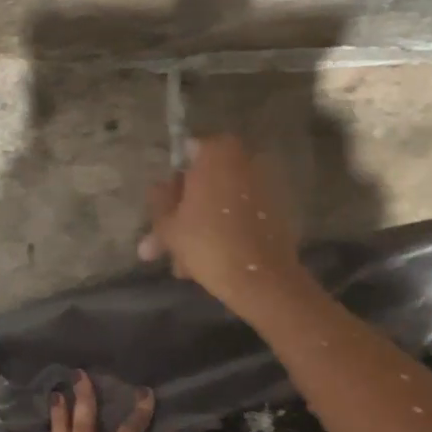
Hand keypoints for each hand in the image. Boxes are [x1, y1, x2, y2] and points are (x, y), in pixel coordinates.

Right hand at [139, 135, 303, 305]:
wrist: (261, 278)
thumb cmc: (208, 244)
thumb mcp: (170, 227)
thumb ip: (159, 205)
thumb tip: (155, 190)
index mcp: (218, 153)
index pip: (185, 155)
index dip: (170, 185)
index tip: (160, 212)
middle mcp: (245, 161)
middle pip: (204, 184)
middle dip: (183, 215)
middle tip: (164, 245)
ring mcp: (264, 187)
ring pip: (220, 205)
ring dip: (200, 230)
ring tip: (182, 266)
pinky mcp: (276, 213)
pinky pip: (240, 218)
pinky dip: (223, 234)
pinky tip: (204, 264)